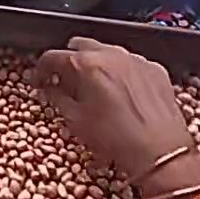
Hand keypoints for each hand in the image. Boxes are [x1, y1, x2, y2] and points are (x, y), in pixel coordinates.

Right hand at [32, 37, 199, 187]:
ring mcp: (135, 60)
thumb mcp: (75, 119)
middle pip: (79, 46)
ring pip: (106, 51)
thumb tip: (49, 88)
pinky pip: (129, 63)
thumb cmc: (117, 138)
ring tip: (91, 88)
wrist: (160, 152)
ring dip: (93, 64)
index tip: (39, 80)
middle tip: (63, 81)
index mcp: (86, 64)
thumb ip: (57, 96)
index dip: (41, 70)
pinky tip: (118, 93)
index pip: (52, 57)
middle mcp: (111, 55)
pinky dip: (118, 72)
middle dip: (68, 61)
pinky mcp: (155, 69)